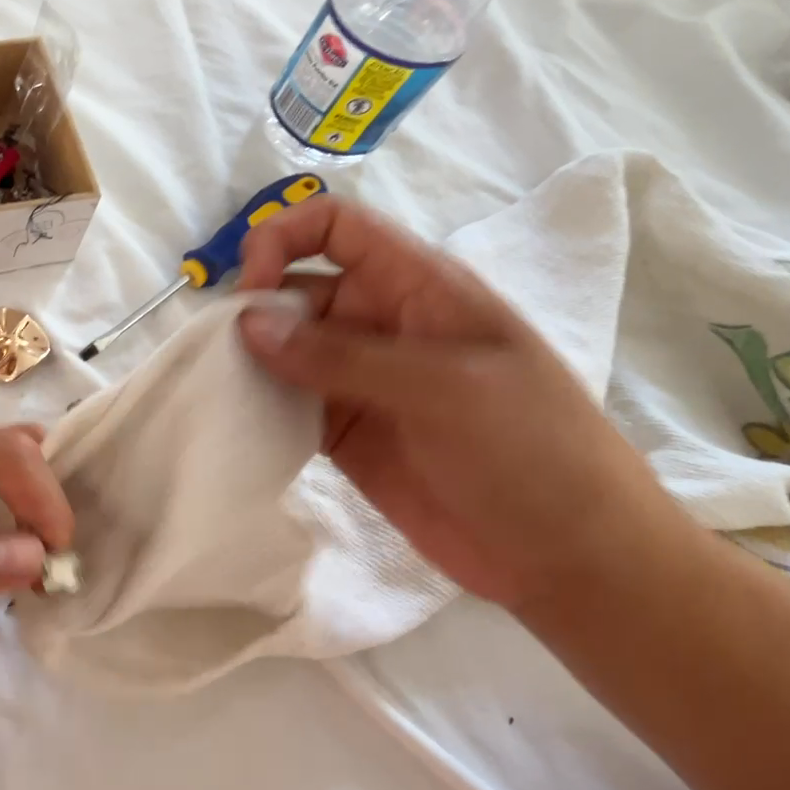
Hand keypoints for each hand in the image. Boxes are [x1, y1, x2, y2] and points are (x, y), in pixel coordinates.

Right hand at [235, 196, 686, 610]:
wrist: (573, 560)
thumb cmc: (532, 453)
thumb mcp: (445, 390)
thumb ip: (342, 355)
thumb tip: (247, 322)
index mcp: (419, 289)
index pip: (337, 228)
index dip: (284, 238)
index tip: (249, 288)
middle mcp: (381, 324)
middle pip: (295, 289)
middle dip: (252, 312)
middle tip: (220, 359)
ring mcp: (359, 381)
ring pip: (281, 349)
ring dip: (246, 362)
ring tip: (216, 393)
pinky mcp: (343, 432)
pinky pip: (284, 403)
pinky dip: (256, 407)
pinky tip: (234, 425)